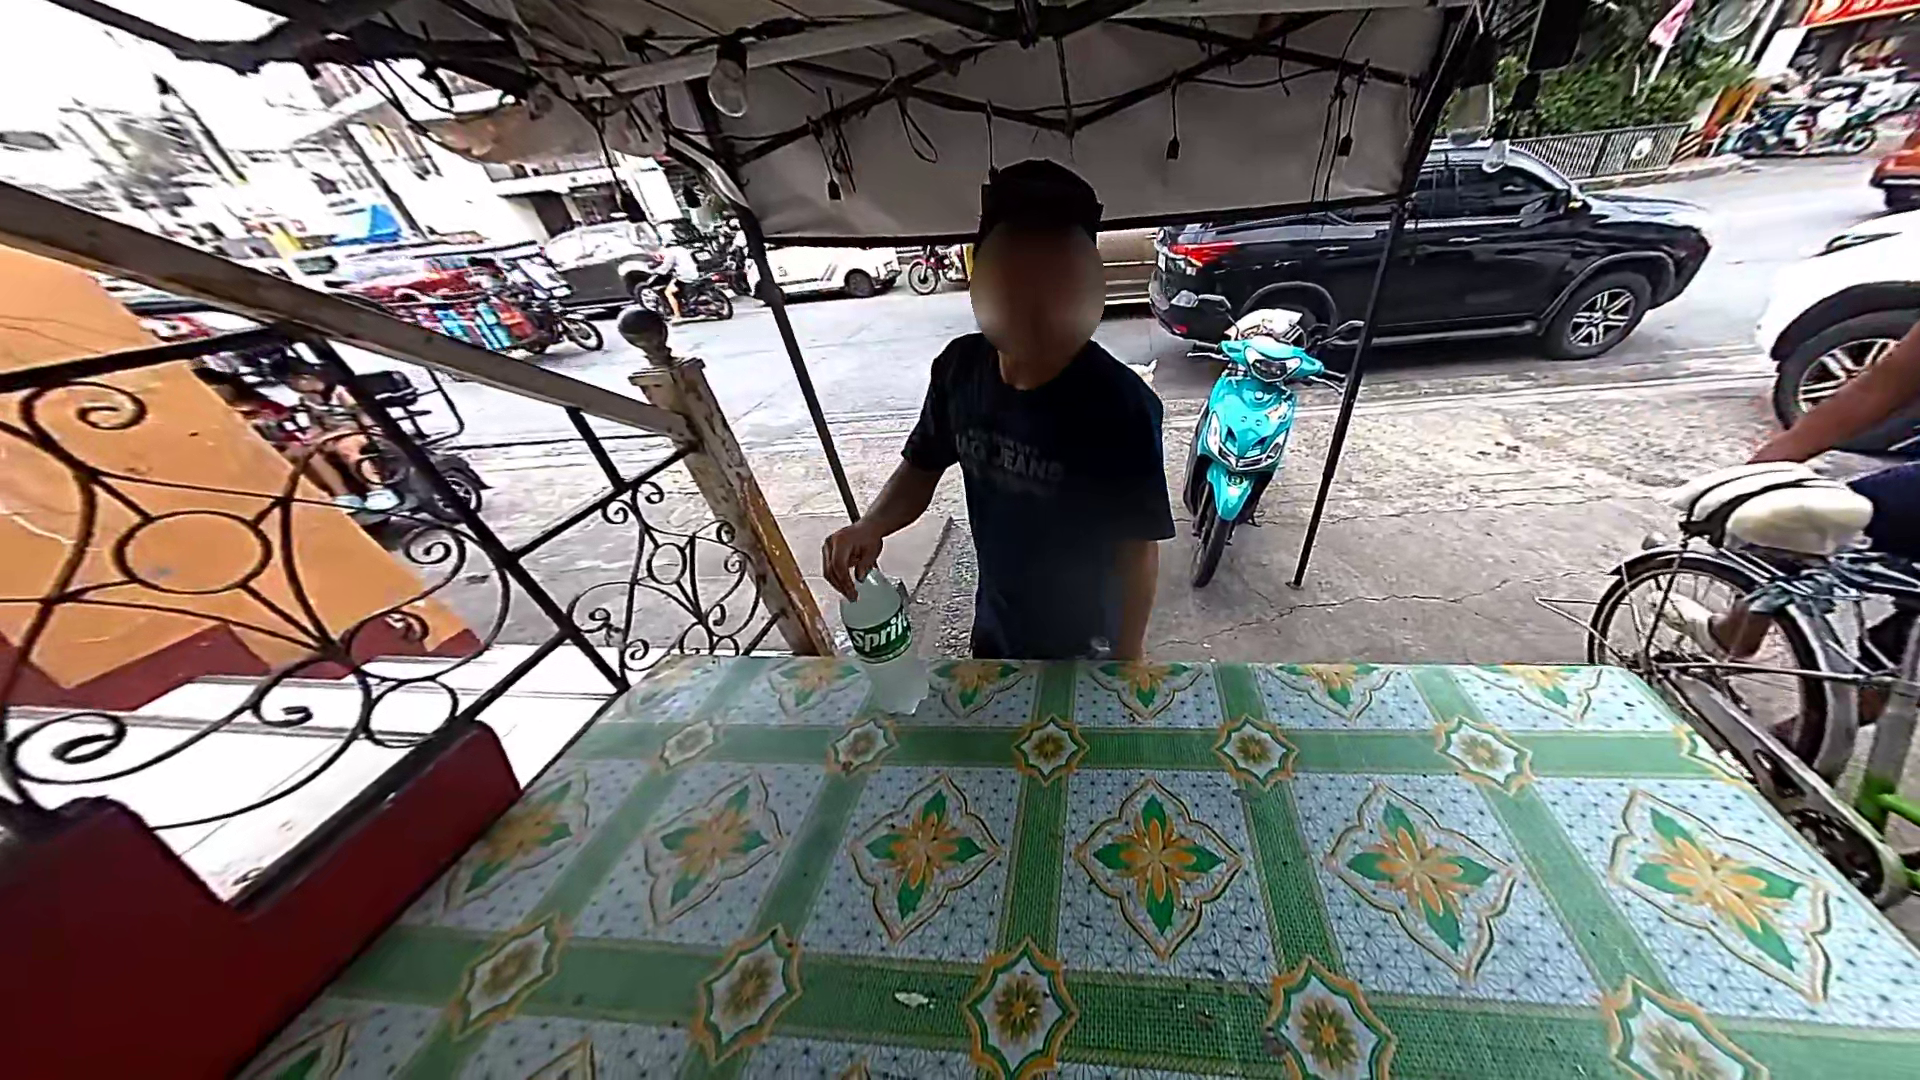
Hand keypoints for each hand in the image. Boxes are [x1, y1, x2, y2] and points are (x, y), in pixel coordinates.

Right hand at [823, 522, 882, 600]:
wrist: (867, 528)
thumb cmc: (870, 536)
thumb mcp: (871, 552)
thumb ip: (865, 565)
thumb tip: (859, 578)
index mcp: (841, 541)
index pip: (838, 566)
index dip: (845, 582)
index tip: (852, 592)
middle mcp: (830, 543)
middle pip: (830, 570)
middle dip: (841, 586)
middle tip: (851, 596)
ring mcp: (827, 547)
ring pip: (827, 571)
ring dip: (837, 584)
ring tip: (848, 593)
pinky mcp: (827, 551)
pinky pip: (828, 568)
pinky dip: (836, 578)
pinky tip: (844, 585)